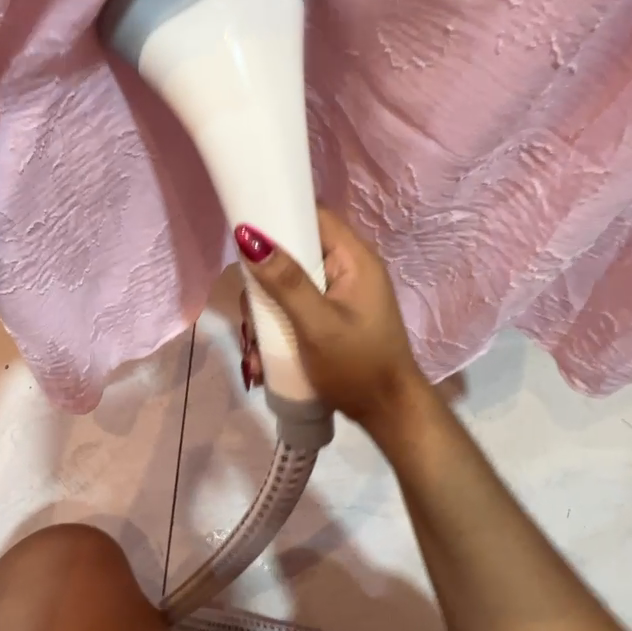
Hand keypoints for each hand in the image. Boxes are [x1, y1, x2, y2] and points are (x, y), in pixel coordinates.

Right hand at [235, 207, 439, 433]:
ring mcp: (337, 295)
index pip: (313, 215)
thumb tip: (247, 236)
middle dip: (262, 282)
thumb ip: (285, 282)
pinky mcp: (329, 316)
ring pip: (285, 284)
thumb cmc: (358, 367)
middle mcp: (346, 269)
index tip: (243, 233)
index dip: (278, 215)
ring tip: (254, 348)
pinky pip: (292, 307)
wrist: (388, 415)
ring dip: (263, 313)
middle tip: (248, 315)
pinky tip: (262, 357)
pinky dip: (274, 327)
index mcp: (354, 259)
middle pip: (292, 252)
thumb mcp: (318, 325)